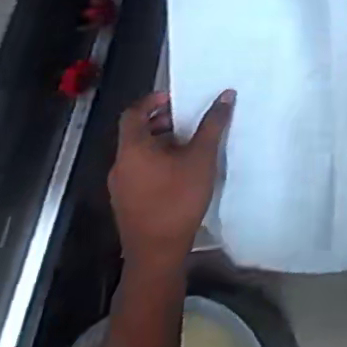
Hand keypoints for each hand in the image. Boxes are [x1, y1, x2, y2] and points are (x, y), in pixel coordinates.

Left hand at [109, 89, 234, 269]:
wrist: (157, 251)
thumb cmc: (178, 198)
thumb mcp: (202, 157)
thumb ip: (213, 125)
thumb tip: (226, 95)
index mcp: (133, 148)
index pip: (132, 113)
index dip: (151, 101)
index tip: (173, 98)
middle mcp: (120, 163)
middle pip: (135, 133)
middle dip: (160, 121)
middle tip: (186, 120)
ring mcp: (120, 185)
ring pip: (137, 153)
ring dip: (159, 143)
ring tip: (187, 145)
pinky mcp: (126, 202)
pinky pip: (138, 170)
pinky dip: (155, 161)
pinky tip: (179, 172)